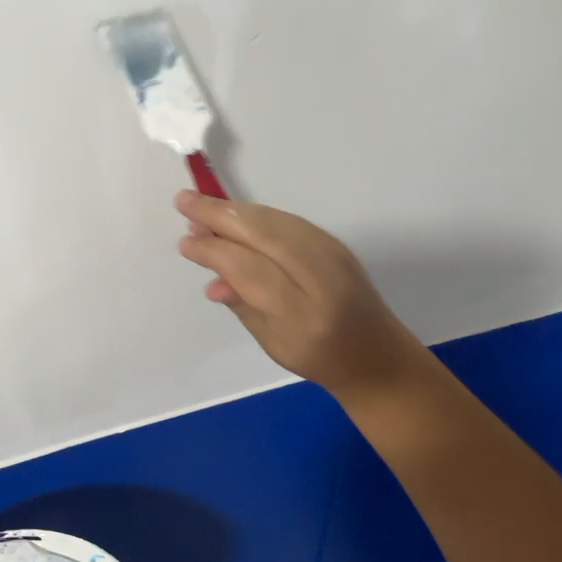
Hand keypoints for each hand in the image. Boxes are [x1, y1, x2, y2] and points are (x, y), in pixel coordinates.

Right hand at [176, 191, 430, 399]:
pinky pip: (290, 222)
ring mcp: (334, 256)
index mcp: (302, 316)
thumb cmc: (319, 360)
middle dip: (221, 215)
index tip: (185, 242)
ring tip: (201, 207)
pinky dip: (258, 215)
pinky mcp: (337, 243)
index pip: (250, 271)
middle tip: (184, 201)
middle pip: (265, 235)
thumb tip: (212, 276)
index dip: (215, 251)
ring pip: (277, 221)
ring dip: (237, 211)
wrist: (377, 355)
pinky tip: (235, 216)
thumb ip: (242, 305)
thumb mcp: (273, 344)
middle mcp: (322, 278)